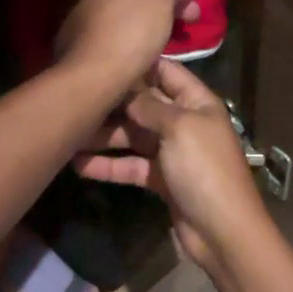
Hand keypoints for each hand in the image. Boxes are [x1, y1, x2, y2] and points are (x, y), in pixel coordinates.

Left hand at [54, 0, 199, 86]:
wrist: (92, 77)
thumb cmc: (130, 28)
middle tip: (194, 14)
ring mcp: (85, 18)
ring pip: (132, 12)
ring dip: (158, 19)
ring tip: (179, 33)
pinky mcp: (85, 45)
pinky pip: (123, 33)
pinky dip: (141, 36)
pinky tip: (155, 48)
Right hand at [74, 60, 275, 270]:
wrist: (223, 231)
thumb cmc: (205, 169)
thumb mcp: (179, 128)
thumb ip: (150, 105)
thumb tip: (126, 87)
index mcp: (197, 103)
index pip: (166, 73)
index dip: (138, 65)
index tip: (102, 60)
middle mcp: (184, 122)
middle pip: (144, 105)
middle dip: (114, 103)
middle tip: (75, 100)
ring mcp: (173, 152)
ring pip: (134, 137)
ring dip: (105, 136)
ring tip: (69, 134)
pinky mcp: (162, 179)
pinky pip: (132, 166)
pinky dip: (109, 165)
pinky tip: (79, 164)